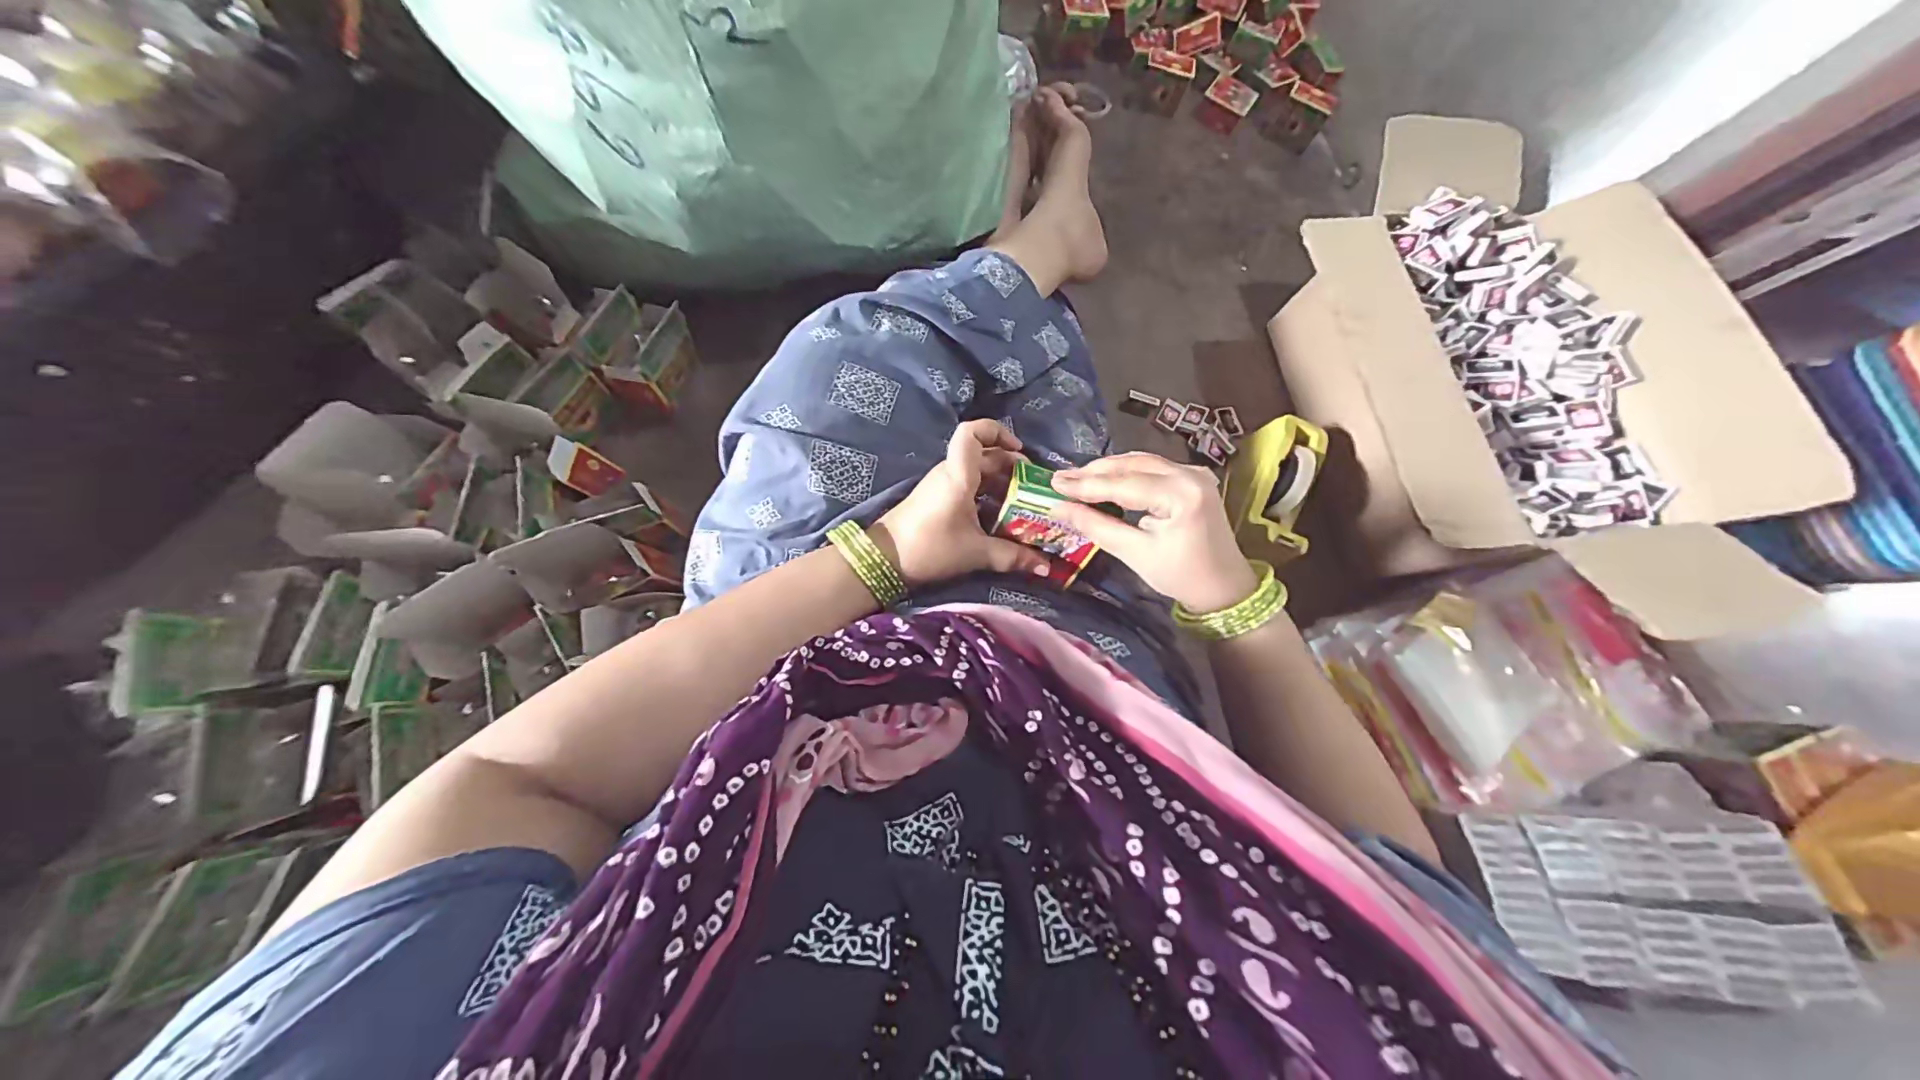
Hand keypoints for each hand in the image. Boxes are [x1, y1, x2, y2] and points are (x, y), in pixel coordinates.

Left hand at [872, 420, 1051, 587]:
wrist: (885, 560)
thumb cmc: (930, 548)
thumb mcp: (975, 553)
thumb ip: (1012, 557)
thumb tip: (1046, 567)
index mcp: (958, 475)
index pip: (972, 432)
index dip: (998, 432)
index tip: (1019, 451)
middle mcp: (949, 473)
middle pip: (984, 455)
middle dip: (1011, 466)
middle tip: (1033, 487)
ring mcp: (941, 486)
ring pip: (977, 472)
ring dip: (1000, 483)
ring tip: (1022, 503)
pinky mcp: (936, 500)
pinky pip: (967, 487)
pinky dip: (986, 495)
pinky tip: (1000, 516)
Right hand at [1048, 453, 1259, 612]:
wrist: (1224, 586)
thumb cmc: (1181, 575)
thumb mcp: (1135, 554)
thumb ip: (1096, 527)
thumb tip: (1058, 508)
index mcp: (1181, 494)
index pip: (1123, 484)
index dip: (1085, 484)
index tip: (1053, 483)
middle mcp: (1190, 474)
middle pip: (1132, 465)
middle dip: (1093, 472)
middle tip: (1059, 478)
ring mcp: (1194, 472)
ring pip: (1140, 462)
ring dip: (1107, 469)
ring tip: (1076, 478)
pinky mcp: (1192, 477)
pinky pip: (1152, 467)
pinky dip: (1125, 472)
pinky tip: (1104, 479)